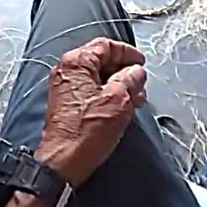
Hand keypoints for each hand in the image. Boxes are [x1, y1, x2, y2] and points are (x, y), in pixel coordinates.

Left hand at [34, 38, 148, 185]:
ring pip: (97, 76)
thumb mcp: (118, 101)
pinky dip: (107, 94)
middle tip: (141, 84)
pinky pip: (90, 90)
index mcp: (76, 62)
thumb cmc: (89, 130)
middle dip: (124, 70)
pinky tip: (121, 107)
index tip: (142, 62)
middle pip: (100, 60)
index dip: (127, 52)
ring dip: (118, 84)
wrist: (64, 160)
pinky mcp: (66, 102)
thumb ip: (130, 80)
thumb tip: (136, 71)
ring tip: (136, 99)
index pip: (105, 45)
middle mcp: (67, 70)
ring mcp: (64, 86)